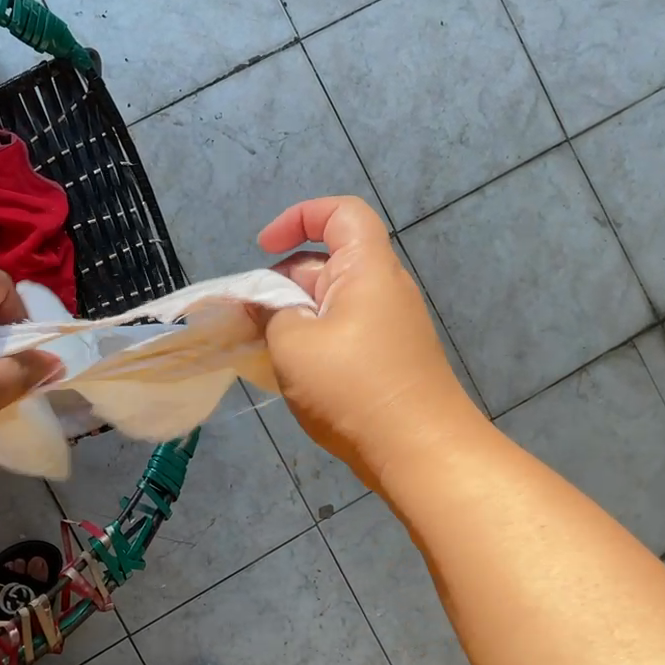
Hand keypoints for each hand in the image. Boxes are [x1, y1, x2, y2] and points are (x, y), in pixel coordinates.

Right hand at [254, 197, 480, 482]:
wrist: (419, 450)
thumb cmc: (353, 387)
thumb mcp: (293, 344)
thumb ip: (269, 314)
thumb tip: (263, 307)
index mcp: (367, 269)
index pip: (340, 213)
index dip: (298, 217)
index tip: (262, 249)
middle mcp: (381, 288)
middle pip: (325, 261)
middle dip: (279, 281)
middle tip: (245, 317)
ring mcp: (386, 325)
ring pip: (327, 302)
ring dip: (289, 316)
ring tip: (261, 348)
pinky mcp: (384, 357)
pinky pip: (338, 331)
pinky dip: (307, 340)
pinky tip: (287, 372)